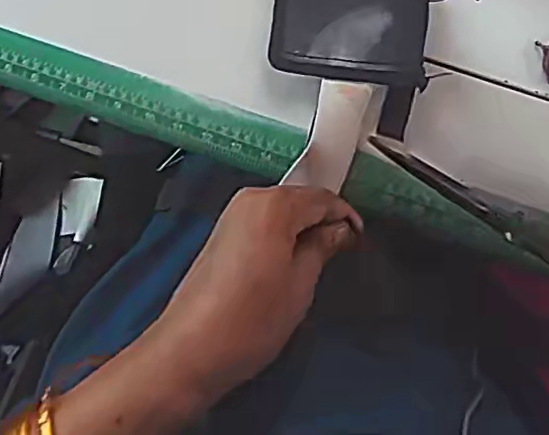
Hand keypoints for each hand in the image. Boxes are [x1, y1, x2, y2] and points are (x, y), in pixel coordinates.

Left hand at [144, 185, 363, 402]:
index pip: (322, 197)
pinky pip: (263, 220)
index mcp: (274, 204)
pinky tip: (288, 259)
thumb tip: (339, 230)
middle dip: (322, 219)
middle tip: (343, 246)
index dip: (345, 214)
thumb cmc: (249, 319)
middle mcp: (252, 198)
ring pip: (281, 209)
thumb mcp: (300, 284)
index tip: (359, 235)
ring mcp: (233, 212)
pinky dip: (281, 232)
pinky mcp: (223, 230)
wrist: (190, 350)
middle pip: (300, 199)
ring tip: (319, 256)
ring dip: (302, 226)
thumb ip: (323, 247)